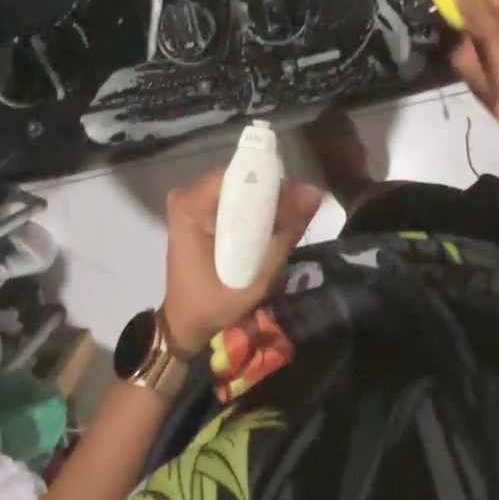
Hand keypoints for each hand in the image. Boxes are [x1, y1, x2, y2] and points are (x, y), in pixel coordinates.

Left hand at [160, 169, 321, 348]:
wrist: (184, 323)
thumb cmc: (214, 304)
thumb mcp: (256, 277)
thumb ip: (285, 235)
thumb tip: (313, 194)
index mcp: (191, 207)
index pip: (237, 176)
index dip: (270, 185)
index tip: (297, 200)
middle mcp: (185, 197)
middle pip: (237, 181)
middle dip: (269, 196)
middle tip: (296, 213)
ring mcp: (187, 202)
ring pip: (235, 190)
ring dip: (261, 204)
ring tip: (285, 222)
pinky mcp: (193, 211)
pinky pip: (228, 201)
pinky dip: (247, 212)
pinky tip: (265, 229)